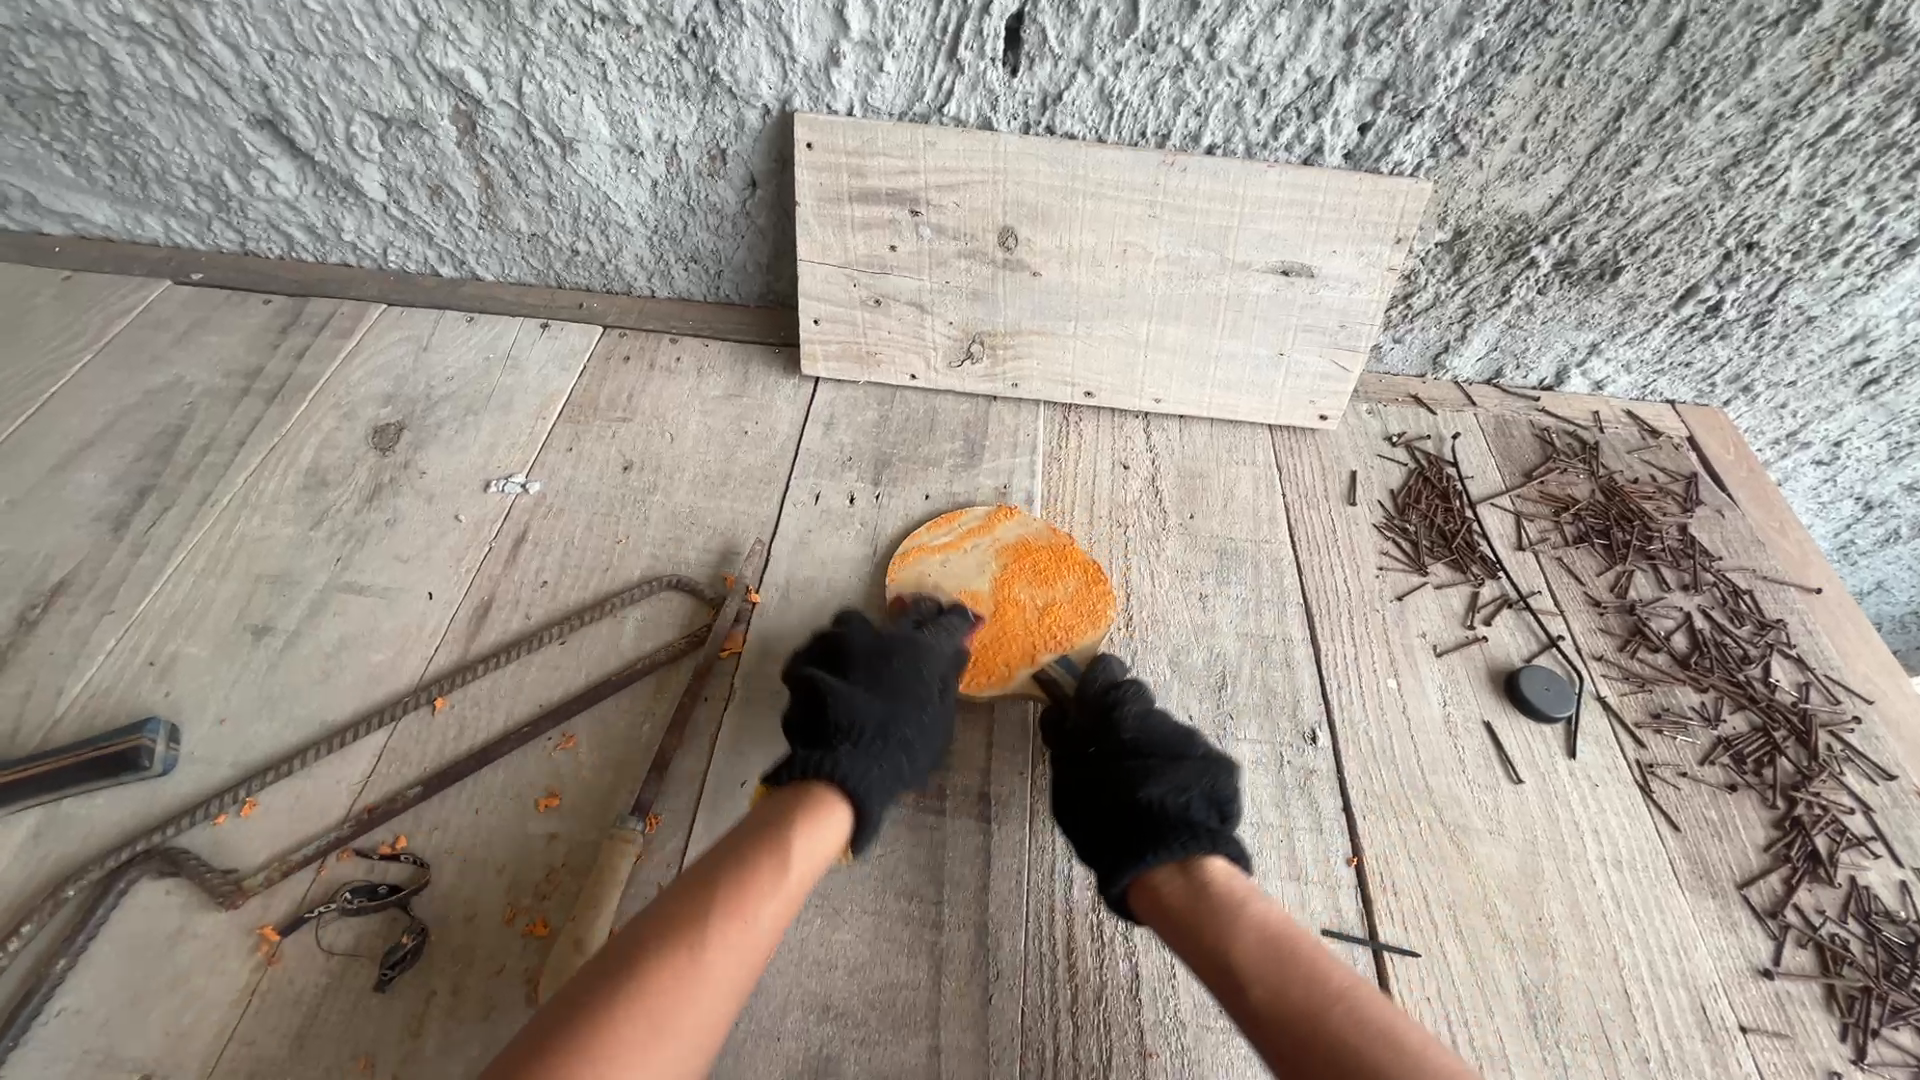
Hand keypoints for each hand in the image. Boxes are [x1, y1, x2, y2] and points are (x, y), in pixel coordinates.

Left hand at [762, 597, 978, 853]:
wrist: (844, 767)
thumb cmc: (903, 752)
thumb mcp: (939, 722)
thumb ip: (946, 681)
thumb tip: (957, 650)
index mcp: (923, 651)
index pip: (949, 623)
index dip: (958, 619)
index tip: (962, 618)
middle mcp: (885, 635)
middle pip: (907, 610)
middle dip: (918, 613)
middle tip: (919, 623)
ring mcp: (843, 642)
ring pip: (852, 620)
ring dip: (858, 633)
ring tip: (856, 649)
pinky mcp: (809, 657)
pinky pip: (817, 649)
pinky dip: (822, 659)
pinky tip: (821, 674)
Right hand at [1040, 654, 1251, 919]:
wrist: (1172, 863)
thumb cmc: (1108, 819)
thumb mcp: (1070, 783)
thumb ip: (1064, 741)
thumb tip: (1058, 711)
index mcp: (1116, 714)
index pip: (1107, 673)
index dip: (1097, 685)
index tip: (1089, 706)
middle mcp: (1157, 716)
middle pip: (1137, 705)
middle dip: (1124, 722)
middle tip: (1113, 757)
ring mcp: (1192, 739)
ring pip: (1164, 733)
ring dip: (1152, 750)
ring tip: (1145, 788)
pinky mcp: (1219, 765)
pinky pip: (1190, 759)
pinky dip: (1178, 772)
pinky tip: (1172, 802)